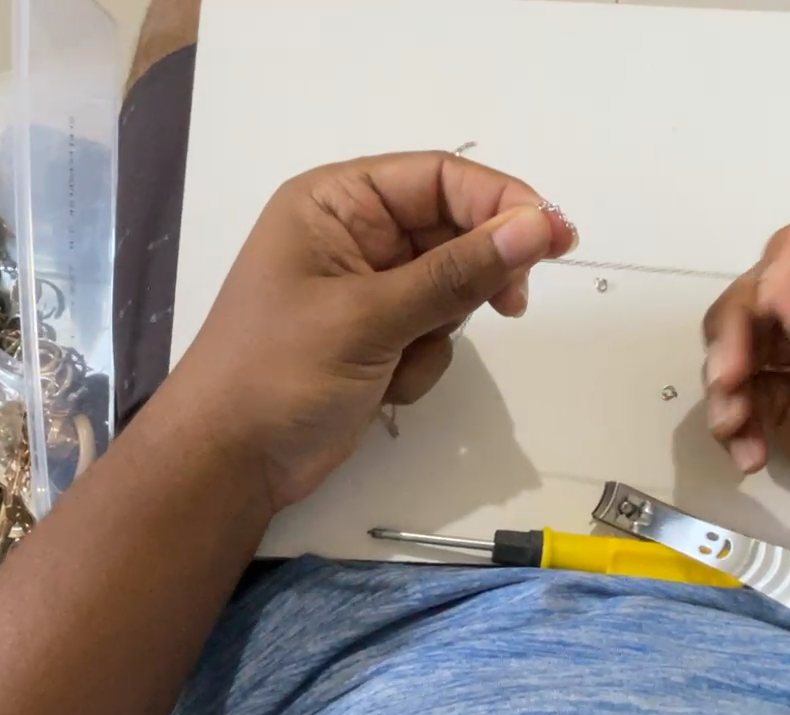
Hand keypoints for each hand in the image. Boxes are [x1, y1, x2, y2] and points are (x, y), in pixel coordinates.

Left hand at [159, 151, 577, 511]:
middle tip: (512, 305)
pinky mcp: (377, 341)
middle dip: (476, 274)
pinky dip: (420, 364)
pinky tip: (383, 387)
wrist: (234, 461)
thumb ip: (456, 273)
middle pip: (451, 232)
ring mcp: (367, 293)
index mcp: (336, 203)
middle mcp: (354, 238)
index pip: (439, 178)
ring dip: (439, 330)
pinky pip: (432, 335)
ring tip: (400, 361)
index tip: (555, 238)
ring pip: (449, 291)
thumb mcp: (369, 317)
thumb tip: (539, 224)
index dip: (501, 202)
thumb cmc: (281, 374)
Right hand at [702, 204, 789, 603]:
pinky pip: (751, 391)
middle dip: (742, 330)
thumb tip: (783, 267)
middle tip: (725, 381)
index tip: (757, 311)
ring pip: (757, 338)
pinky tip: (745, 458)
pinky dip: (735, 419)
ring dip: (729, 379)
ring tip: (731, 429)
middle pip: (785, 285)